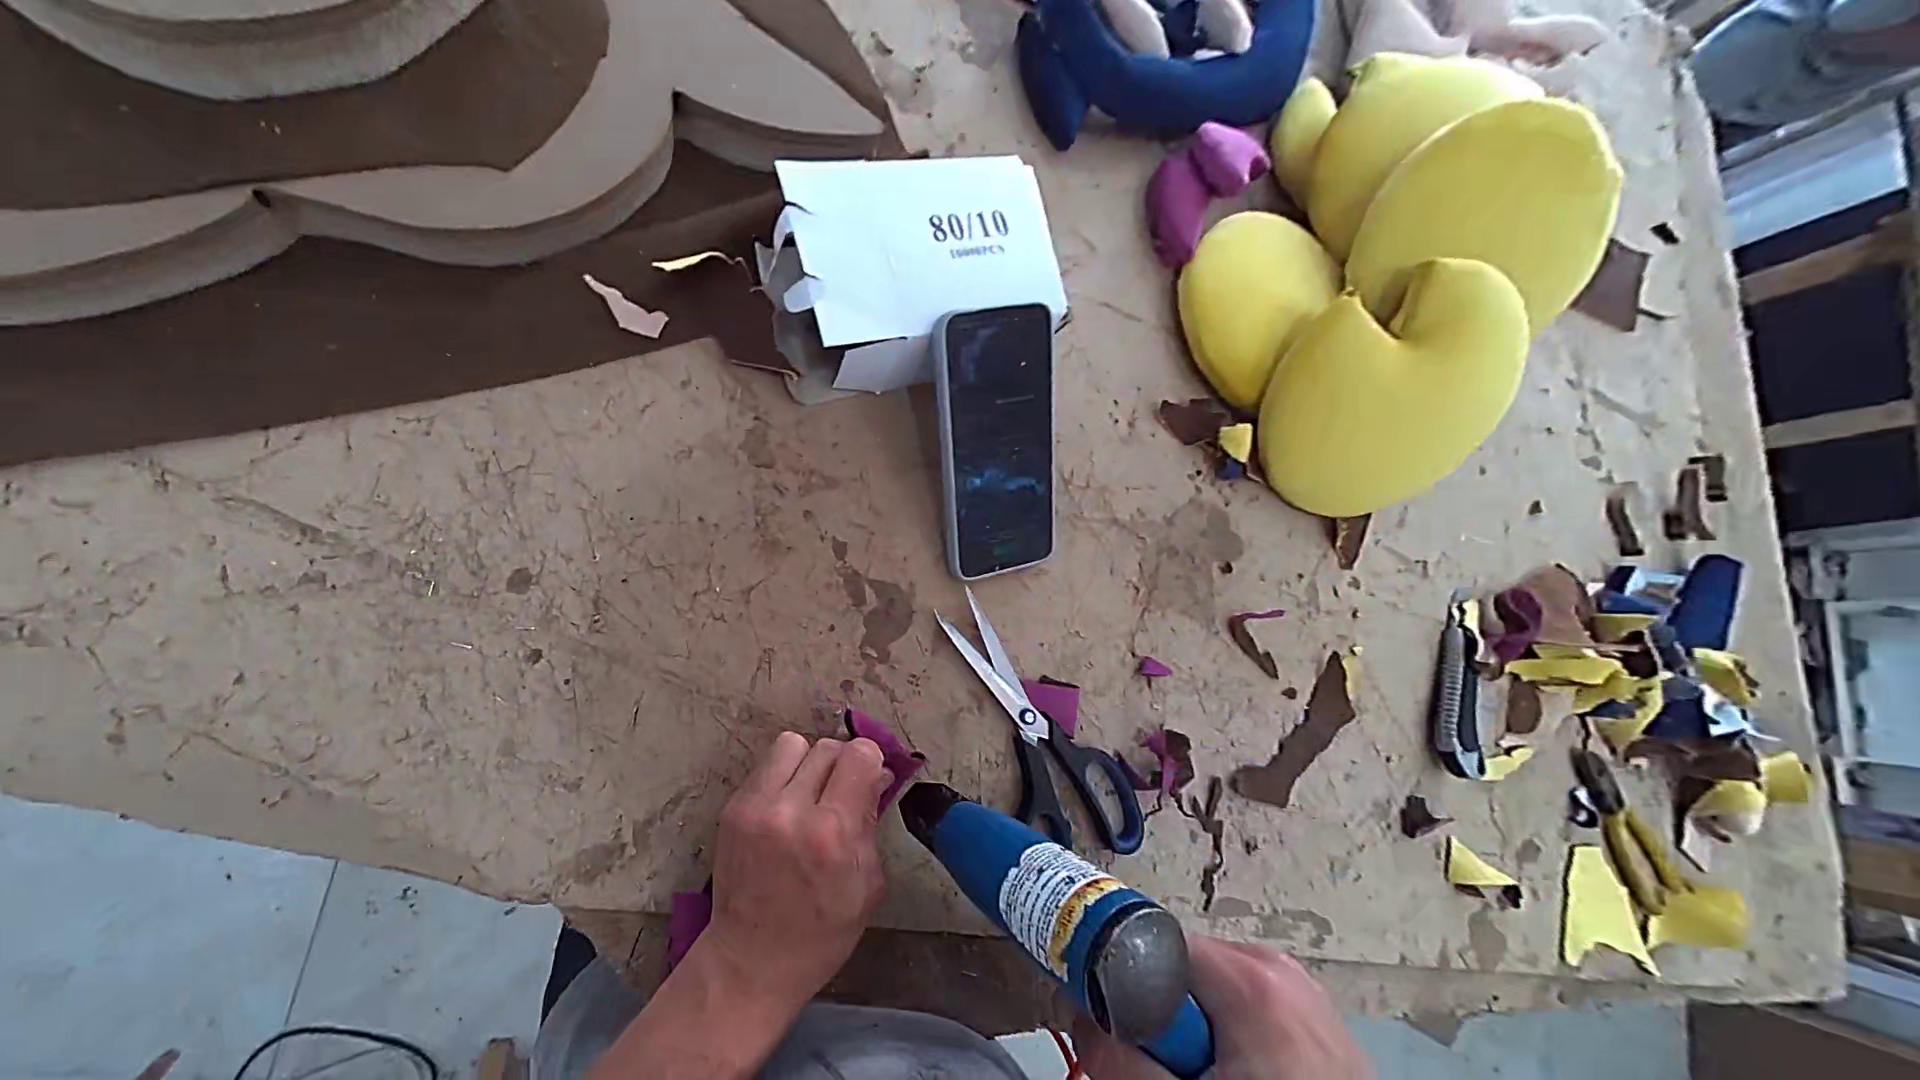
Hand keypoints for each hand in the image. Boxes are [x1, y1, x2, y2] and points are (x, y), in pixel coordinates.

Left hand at [703, 731, 891, 1013]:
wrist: (750, 962)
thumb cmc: (822, 932)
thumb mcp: (868, 882)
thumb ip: (871, 819)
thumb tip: (877, 773)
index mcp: (830, 833)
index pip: (859, 754)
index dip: (871, 762)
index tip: (871, 780)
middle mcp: (789, 811)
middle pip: (828, 746)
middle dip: (844, 764)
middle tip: (843, 793)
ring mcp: (754, 808)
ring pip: (794, 744)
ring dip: (810, 762)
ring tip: (812, 793)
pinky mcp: (732, 809)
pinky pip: (768, 765)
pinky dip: (784, 775)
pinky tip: (787, 806)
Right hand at [1071, 936, 1371, 1079]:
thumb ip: (1121, 1059)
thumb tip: (1080, 1017)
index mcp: (1251, 978)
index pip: (1156, 944)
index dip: (1129, 985)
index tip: (1126, 1029)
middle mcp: (1279, 967)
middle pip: (1184, 967)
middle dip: (1168, 1017)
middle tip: (1180, 1073)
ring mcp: (1303, 990)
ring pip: (1214, 989)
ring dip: (1199, 1030)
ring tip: (1214, 1079)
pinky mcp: (1317, 1014)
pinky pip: (1249, 1006)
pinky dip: (1234, 1037)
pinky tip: (1244, 1078)